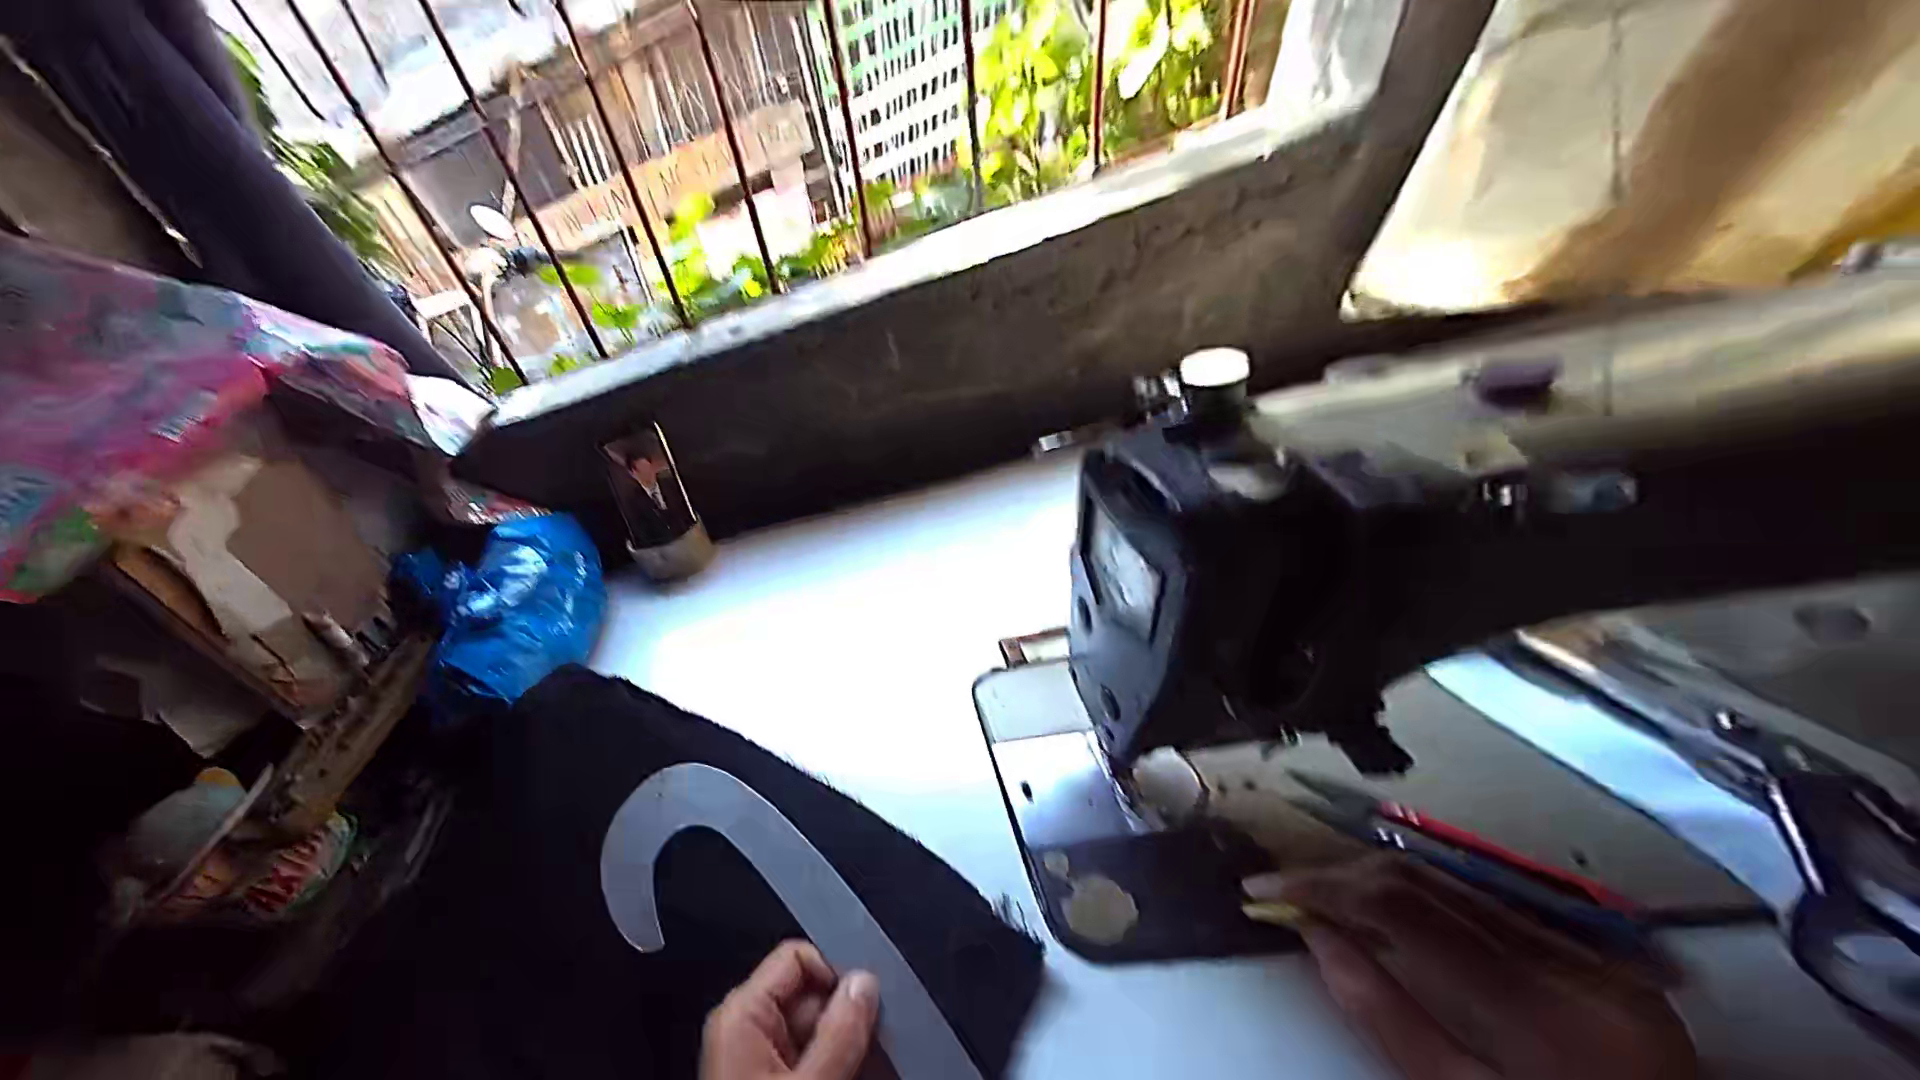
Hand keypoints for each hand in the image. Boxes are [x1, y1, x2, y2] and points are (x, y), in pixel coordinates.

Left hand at [701, 940, 879, 1079]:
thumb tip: (866, 982)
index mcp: (741, 1012)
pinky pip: (809, 1055)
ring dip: (846, 1043)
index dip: (837, 974)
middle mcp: (745, 1025)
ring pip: (816, 1027)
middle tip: (874, 1044)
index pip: (800, 956)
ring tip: (869, 1064)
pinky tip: (855, 1071)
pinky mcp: (767, 1076)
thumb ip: (839, 1033)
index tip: (868, 1002)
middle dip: (846, 1016)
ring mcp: (756, 1055)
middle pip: (813, 993)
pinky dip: (835, 1062)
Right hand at [1247, 855, 1697, 1079]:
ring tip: (1324, 896)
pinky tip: (1387, 912)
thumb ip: (1386, 1017)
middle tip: (1285, 889)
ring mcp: (1597, 956)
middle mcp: (1577, 964)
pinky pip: (1484, 904)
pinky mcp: (1600, 957)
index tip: (1267, 889)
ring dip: (1374, 881)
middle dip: (1341, 877)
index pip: (1402, 907)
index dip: (1323, 887)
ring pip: (1450, 881)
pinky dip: (1422, 898)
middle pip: (1423, 880)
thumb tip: (1313, 934)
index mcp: (1548, 1012)